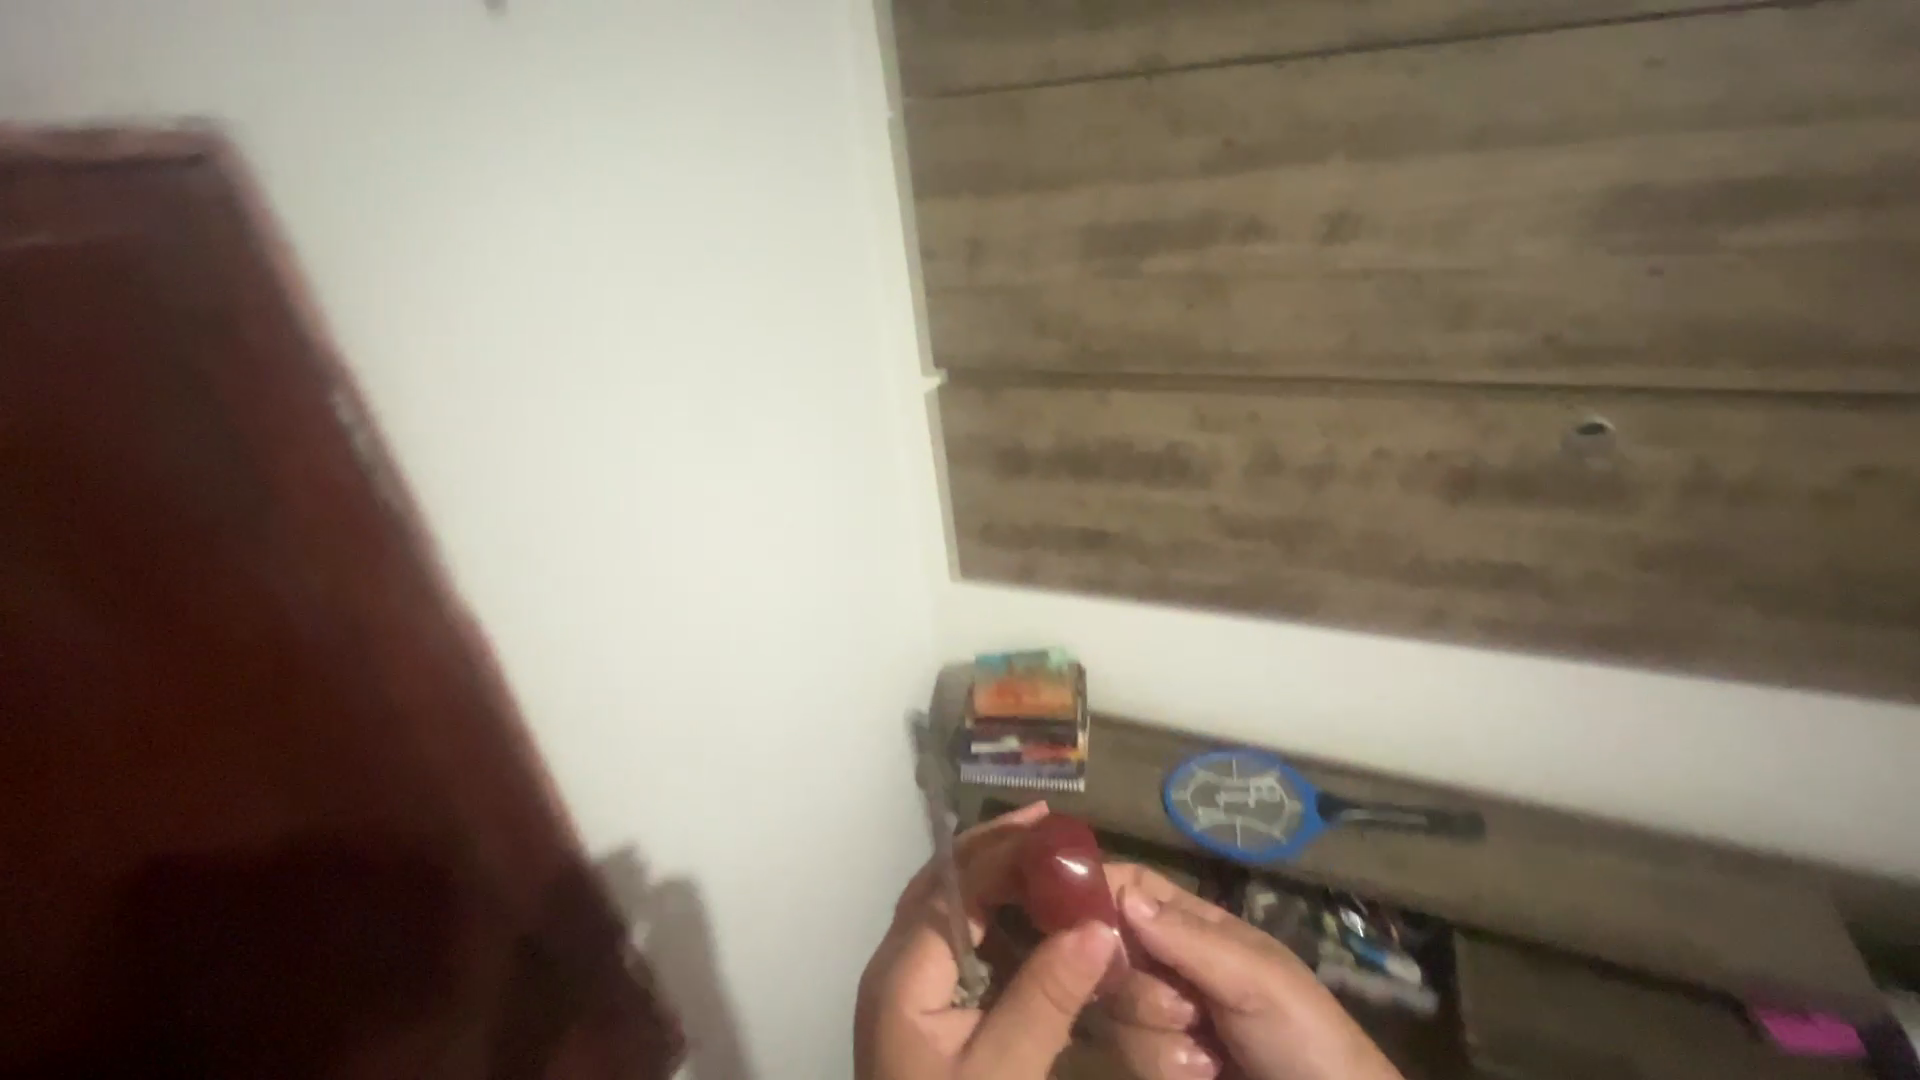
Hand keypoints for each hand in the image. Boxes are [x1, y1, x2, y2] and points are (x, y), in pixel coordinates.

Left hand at [856, 802, 1120, 1079]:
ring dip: (988, 875)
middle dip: (992, 849)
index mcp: (903, 975)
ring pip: (943, 908)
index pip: (955, 889)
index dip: (1005, 853)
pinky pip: (950, 940)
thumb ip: (1045, 998)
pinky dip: (986, 914)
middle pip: (941, 885)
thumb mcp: (1003, 1077)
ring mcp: (903, 988)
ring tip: (1040, 855)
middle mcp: (894, 968)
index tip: (1056, 830)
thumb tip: (1097, 924)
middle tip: (1049, 827)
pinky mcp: (918, 1009)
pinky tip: (1022, 915)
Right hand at [1098, 866, 1403, 1079]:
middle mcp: (1168, 964)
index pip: (1132, 887)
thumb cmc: (1304, 1035)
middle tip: (1183, 1007)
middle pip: (1109, 951)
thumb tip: (1121, 895)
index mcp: (1194, 927)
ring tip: (1207, 1052)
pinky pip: (1127, 1054)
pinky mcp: (1156, 1063)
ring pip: (1114, 1008)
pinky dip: (1165, 1067)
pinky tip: (1204, 1075)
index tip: (1072, 911)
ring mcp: (1160, 1016)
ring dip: (1157, 1034)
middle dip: (1139, 985)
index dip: (1100, 890)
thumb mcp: (1256, 978)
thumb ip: (1188, 939)